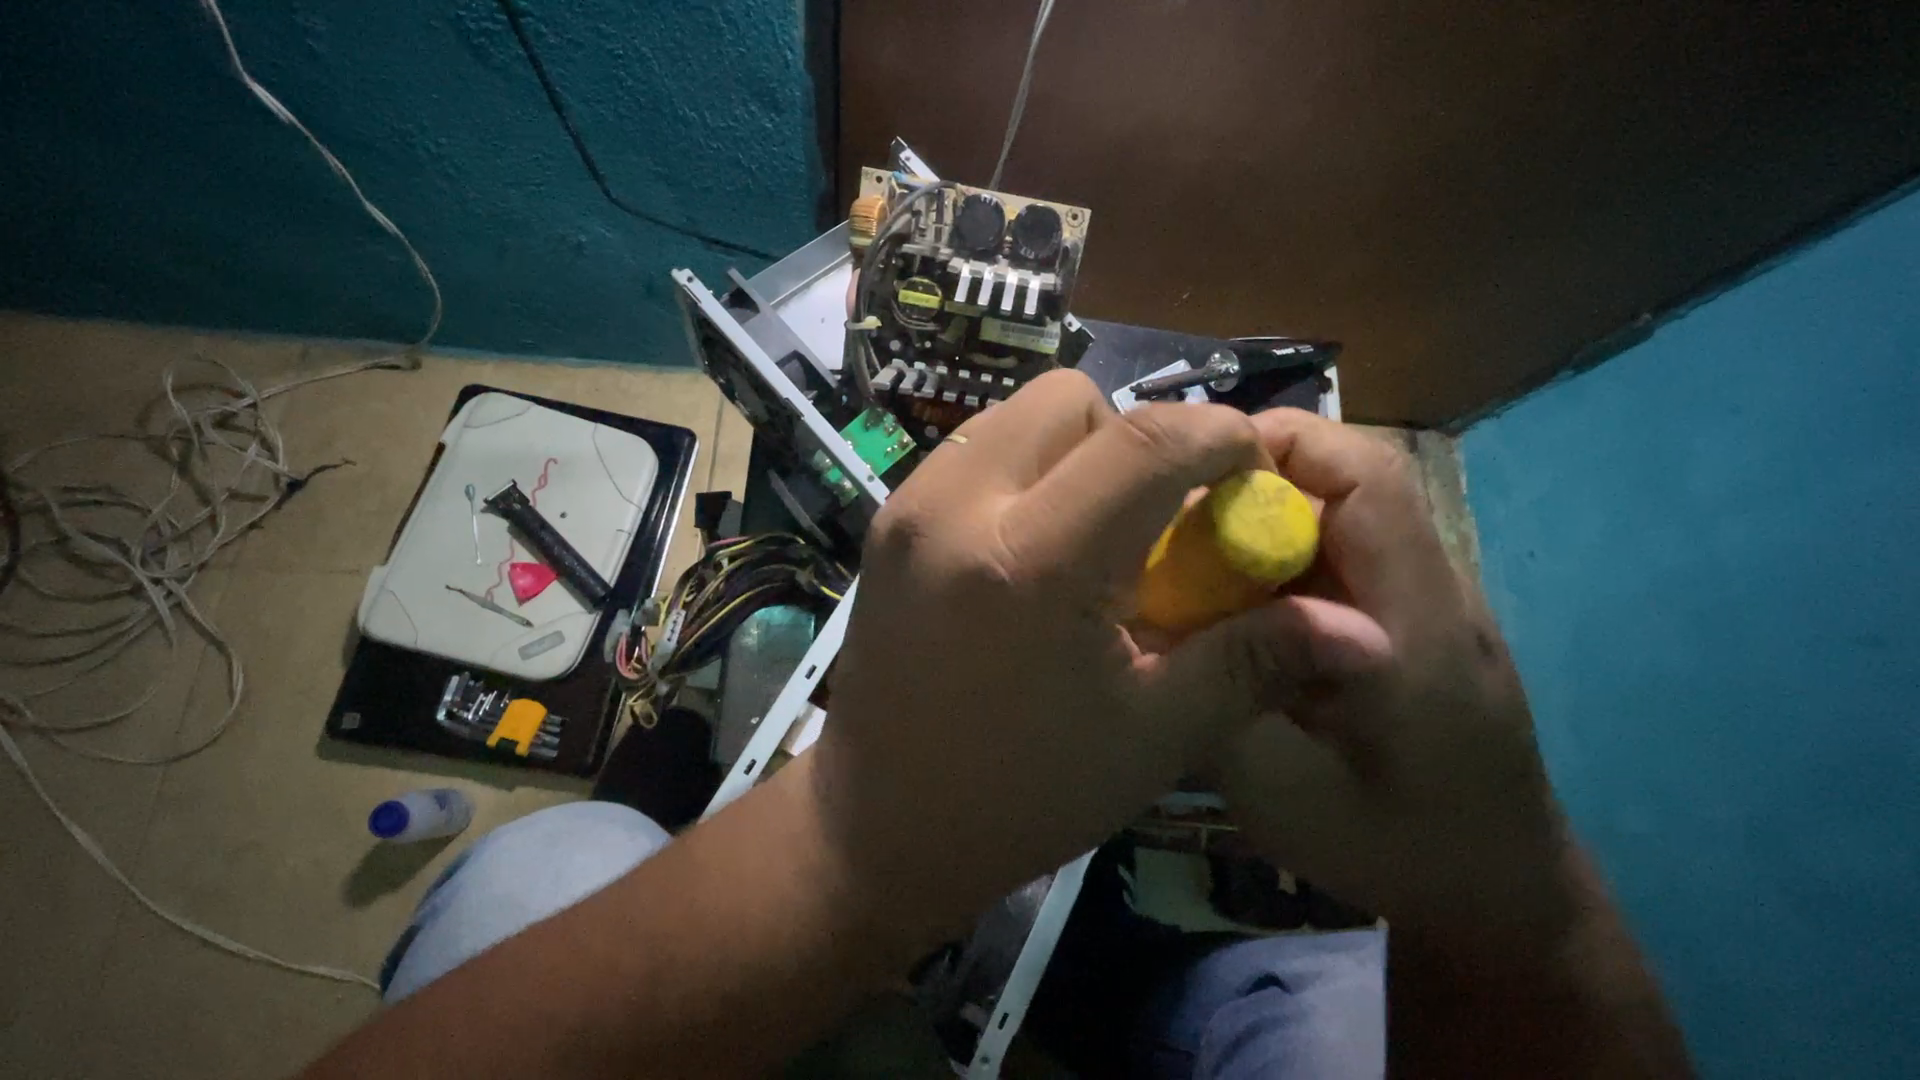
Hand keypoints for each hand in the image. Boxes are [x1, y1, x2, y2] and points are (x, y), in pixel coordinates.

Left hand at [809, 370, 1278, 933]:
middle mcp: (959, 507)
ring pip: (1015, 413)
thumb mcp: (1154, 735)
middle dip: (1132, 440)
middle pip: (1072, 400)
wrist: (881, 821)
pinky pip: (973, 449)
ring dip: (1074, 448)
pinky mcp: (886, 518)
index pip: (1149, 440)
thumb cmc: (1024, 793)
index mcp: (1032, 563)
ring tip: (1090, 532)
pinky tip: (1030, 546)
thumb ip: (1255, 659)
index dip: (1221, 438)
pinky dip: (1021, 469)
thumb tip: (1364, 630)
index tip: (1250, 475)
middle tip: (1150, 519)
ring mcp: (909, 506)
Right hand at [1200, 408, 1578, 951]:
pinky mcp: (1411, 623)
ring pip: (1340, 518)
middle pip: (1348, 483)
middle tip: (1170, 531)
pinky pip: (1340, 560)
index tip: (1190, 473)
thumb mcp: (1281, 792)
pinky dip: (1280, 562)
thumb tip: (1149, 619)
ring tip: (1192, 570)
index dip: (1279, 446)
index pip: (1366, 476)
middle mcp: (1430, 590)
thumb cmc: (1394, 848)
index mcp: (1411, 621)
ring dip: (1262, 524)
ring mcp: (1427, 604)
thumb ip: (1219, 694)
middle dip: (1251, 486)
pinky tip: (1238, 612)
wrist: (1498, 894)